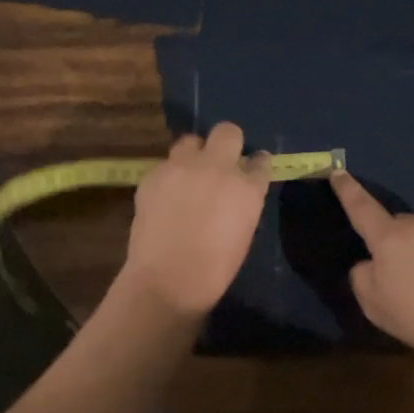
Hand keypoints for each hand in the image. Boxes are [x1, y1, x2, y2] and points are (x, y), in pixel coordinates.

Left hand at [119, 122, 271, 315]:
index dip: (254, 165)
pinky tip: (165, 197)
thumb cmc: (214, 271)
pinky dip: (169, 176)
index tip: (250, 171)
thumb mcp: (242, 234)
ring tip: (188, 176)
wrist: (167, 280)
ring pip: (191, 141)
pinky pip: (165, 164)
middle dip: (227, 143)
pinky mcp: (153, 174)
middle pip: (228, 133)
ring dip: (194, 155)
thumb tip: (235, 194)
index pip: (260, 162)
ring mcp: (182, 167)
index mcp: (247, 189)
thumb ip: (242, 204)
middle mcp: (217, 168)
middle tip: (219, 162)